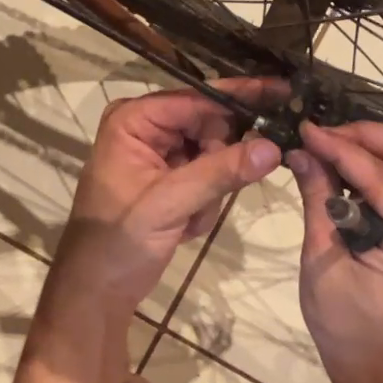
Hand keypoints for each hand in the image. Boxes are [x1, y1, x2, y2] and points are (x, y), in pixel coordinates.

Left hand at [56, 78, 286, 314]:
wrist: (98, 290)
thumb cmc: (119, 242)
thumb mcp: (170, 204)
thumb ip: (221, 172)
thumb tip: (273, 147)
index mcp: (134, 120)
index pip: (198, 98)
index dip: (242, 97)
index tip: (285, 92)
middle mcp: (146, 129)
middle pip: (210, 126)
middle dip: (218, 164)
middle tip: (206, 198)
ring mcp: (158, 156)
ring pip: (214, 156)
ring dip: (210, 193)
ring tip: (186, 220)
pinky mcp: (169, 182)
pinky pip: (208, 180)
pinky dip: (204, 206)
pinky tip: (183, 227)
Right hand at [287, 120, 382, 376]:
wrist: (368, 352)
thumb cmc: (341, 319)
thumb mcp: (321, 261)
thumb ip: (317, 203)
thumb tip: (301, 153)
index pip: (382, 176)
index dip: (344, 148)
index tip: (308, 132)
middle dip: (368, 136)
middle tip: (325, 139)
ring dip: (375, 146)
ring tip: (331, 151)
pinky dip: (382, 164)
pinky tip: (348, 170)